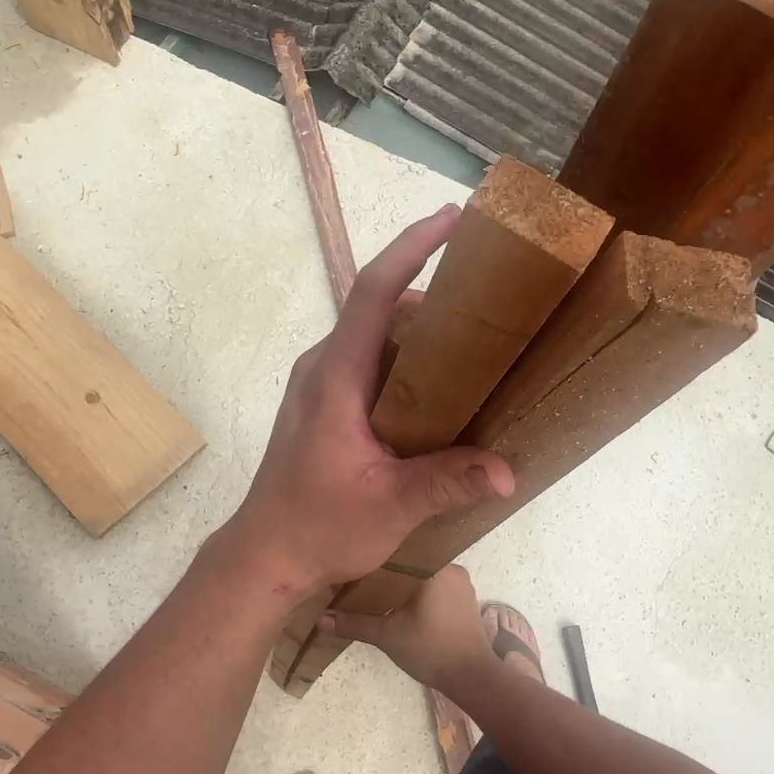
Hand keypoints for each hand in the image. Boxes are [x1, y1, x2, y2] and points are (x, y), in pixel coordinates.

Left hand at [217, 207, 515, 596]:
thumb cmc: (318, 526)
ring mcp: (321, 383)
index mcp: (336, 377)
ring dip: (422, 332)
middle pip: (380, 307)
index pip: (373, 292)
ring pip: (376, 335)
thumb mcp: (390, 506)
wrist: (265, 554)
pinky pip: (370, 360)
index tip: (452, 218)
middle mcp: (324, 367)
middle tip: (492, 303)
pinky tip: (442, 388)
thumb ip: (446, 483)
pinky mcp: (325, 402)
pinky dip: (407, 359)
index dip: (412, 248)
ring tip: (477, 346)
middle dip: (434, 297)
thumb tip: (508, 473)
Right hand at [318, 565, 493, 690]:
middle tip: (361, 576)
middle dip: (389, 571)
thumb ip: (355, 623)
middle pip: (412, 562)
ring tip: (377, 589)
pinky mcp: (465, 600)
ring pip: (424, 575)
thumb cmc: (430, 648)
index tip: (357, 560)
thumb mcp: (387, 635)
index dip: (378, 556)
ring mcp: (461, 584)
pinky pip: (436, 586)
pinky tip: (401, 604)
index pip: (401, 550)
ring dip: (405, 583)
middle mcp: (452, 567)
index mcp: (435, 566)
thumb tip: (321, 619)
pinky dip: (419, 592)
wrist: (472, 677)